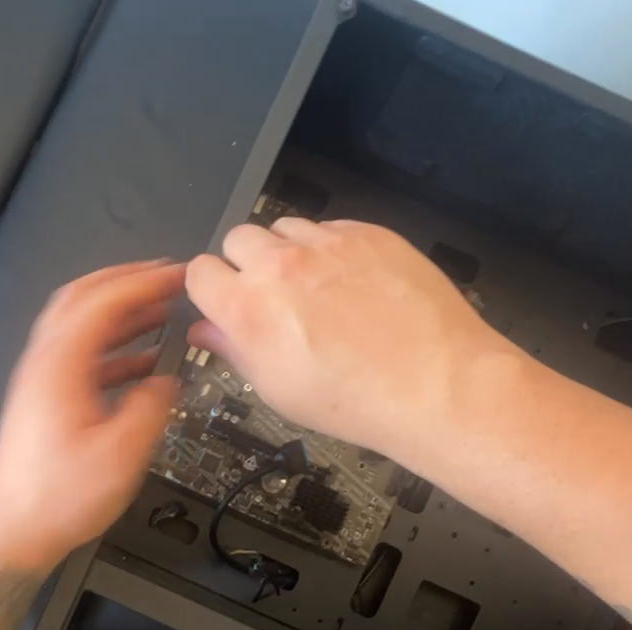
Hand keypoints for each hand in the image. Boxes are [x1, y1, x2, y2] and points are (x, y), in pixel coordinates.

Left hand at [0, 260, 183, 572]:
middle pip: (82, 299)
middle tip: (164, 278)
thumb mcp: (121, 455)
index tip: (178, 274)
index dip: (144, 281)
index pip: (104, 301)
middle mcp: (43, 363)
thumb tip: (166, 382)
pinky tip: (140, 363)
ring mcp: (39, 382)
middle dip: (126, 282)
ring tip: (159, 312)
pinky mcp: (43, 402)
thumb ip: (151, 408)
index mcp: (60, 366)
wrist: (12, 533)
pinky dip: (111, 348)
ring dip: (119, 313)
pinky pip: (80, 358)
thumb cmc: (58, 499)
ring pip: (78, 326)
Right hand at [185, 219, 526, 466]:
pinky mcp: (367, 232)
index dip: (210, 289)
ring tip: (312, 289)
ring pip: (283, 227)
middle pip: (238, 239)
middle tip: (270, 297)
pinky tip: (349, 284)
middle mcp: (280, 265)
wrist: (430, 383)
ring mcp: (326, 243)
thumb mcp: (276, 389)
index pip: (200, 272)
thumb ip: (233, 349)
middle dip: (244, 264)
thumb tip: (205, 329)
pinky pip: (330, 228)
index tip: (223, 304)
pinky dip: (329, 249)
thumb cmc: (350, 399)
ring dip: (286, 252)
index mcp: (247, 308)